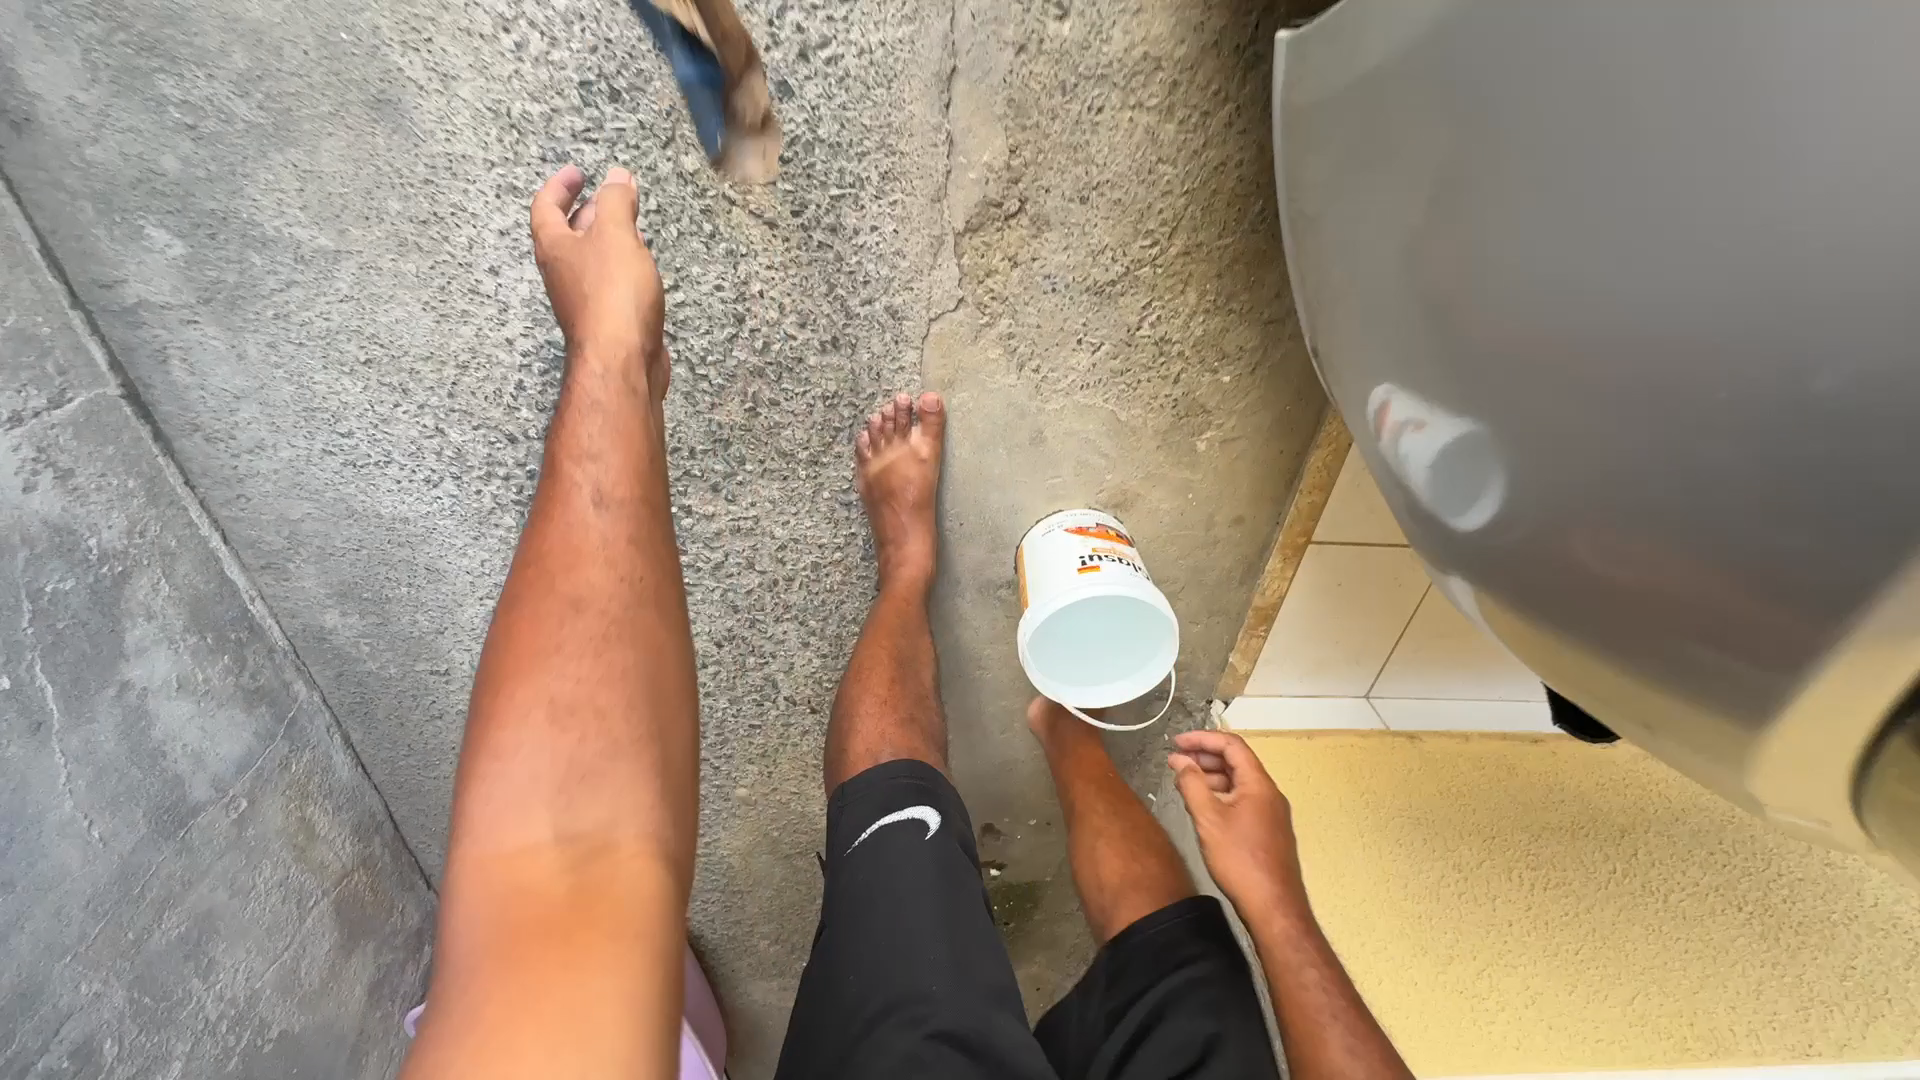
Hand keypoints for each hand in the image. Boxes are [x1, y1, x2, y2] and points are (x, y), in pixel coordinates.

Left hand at [529, 164, 668, 396]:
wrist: (622, 360)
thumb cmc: (614, 296)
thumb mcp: (617, 236)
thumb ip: (617, 203)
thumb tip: (618, 178)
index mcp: (554, 247)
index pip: (546, 206)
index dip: (560, 185)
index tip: (577, 173)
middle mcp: (562, 273)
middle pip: (567, 235)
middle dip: (587, 213)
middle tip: (606, 200)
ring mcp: (583, 300)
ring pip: (590, 261)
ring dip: (607, 242)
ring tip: (630, 231)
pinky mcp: (607, 322)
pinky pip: (609, 286)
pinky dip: (622, 270)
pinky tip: (641, 272)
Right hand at [1169, 729, 1307, 915]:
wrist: (1273, 907)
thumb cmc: (1240, 860)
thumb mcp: (1208, 818)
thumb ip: (1192, 784)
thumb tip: (1180, 760)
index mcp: (1259, 784)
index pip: (1231, 745)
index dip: (1202, 738)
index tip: (1176, 742)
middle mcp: (1269, 793)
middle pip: (1236, 761)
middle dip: (1204, 757)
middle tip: (1176, 760)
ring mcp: (1271, 813)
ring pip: (1239, 782)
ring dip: (1211, 776)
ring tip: (1184, 782)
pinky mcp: (1268, 830)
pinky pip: (1242, 799)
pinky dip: (1220, 794)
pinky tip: (1202, 807)